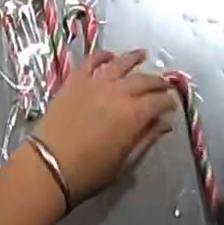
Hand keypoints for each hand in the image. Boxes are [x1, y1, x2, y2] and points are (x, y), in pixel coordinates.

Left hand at [33, 49, 174, 202]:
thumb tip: (164, 123)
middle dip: (157, 81)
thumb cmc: (91, 170)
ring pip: (119, 63)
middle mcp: (117, 92)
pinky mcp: (75, 80)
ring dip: (133, 58)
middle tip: (165, 83)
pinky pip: (91, 61)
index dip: (167, 102)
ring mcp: (95, 82)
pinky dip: (102, 55)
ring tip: (143, 54)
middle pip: (142, 80)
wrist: (51, 163)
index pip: (158, 102)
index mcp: (133, 114)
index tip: (172, 104)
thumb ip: (146, 138)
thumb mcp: (125, 161)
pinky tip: (110, 55)